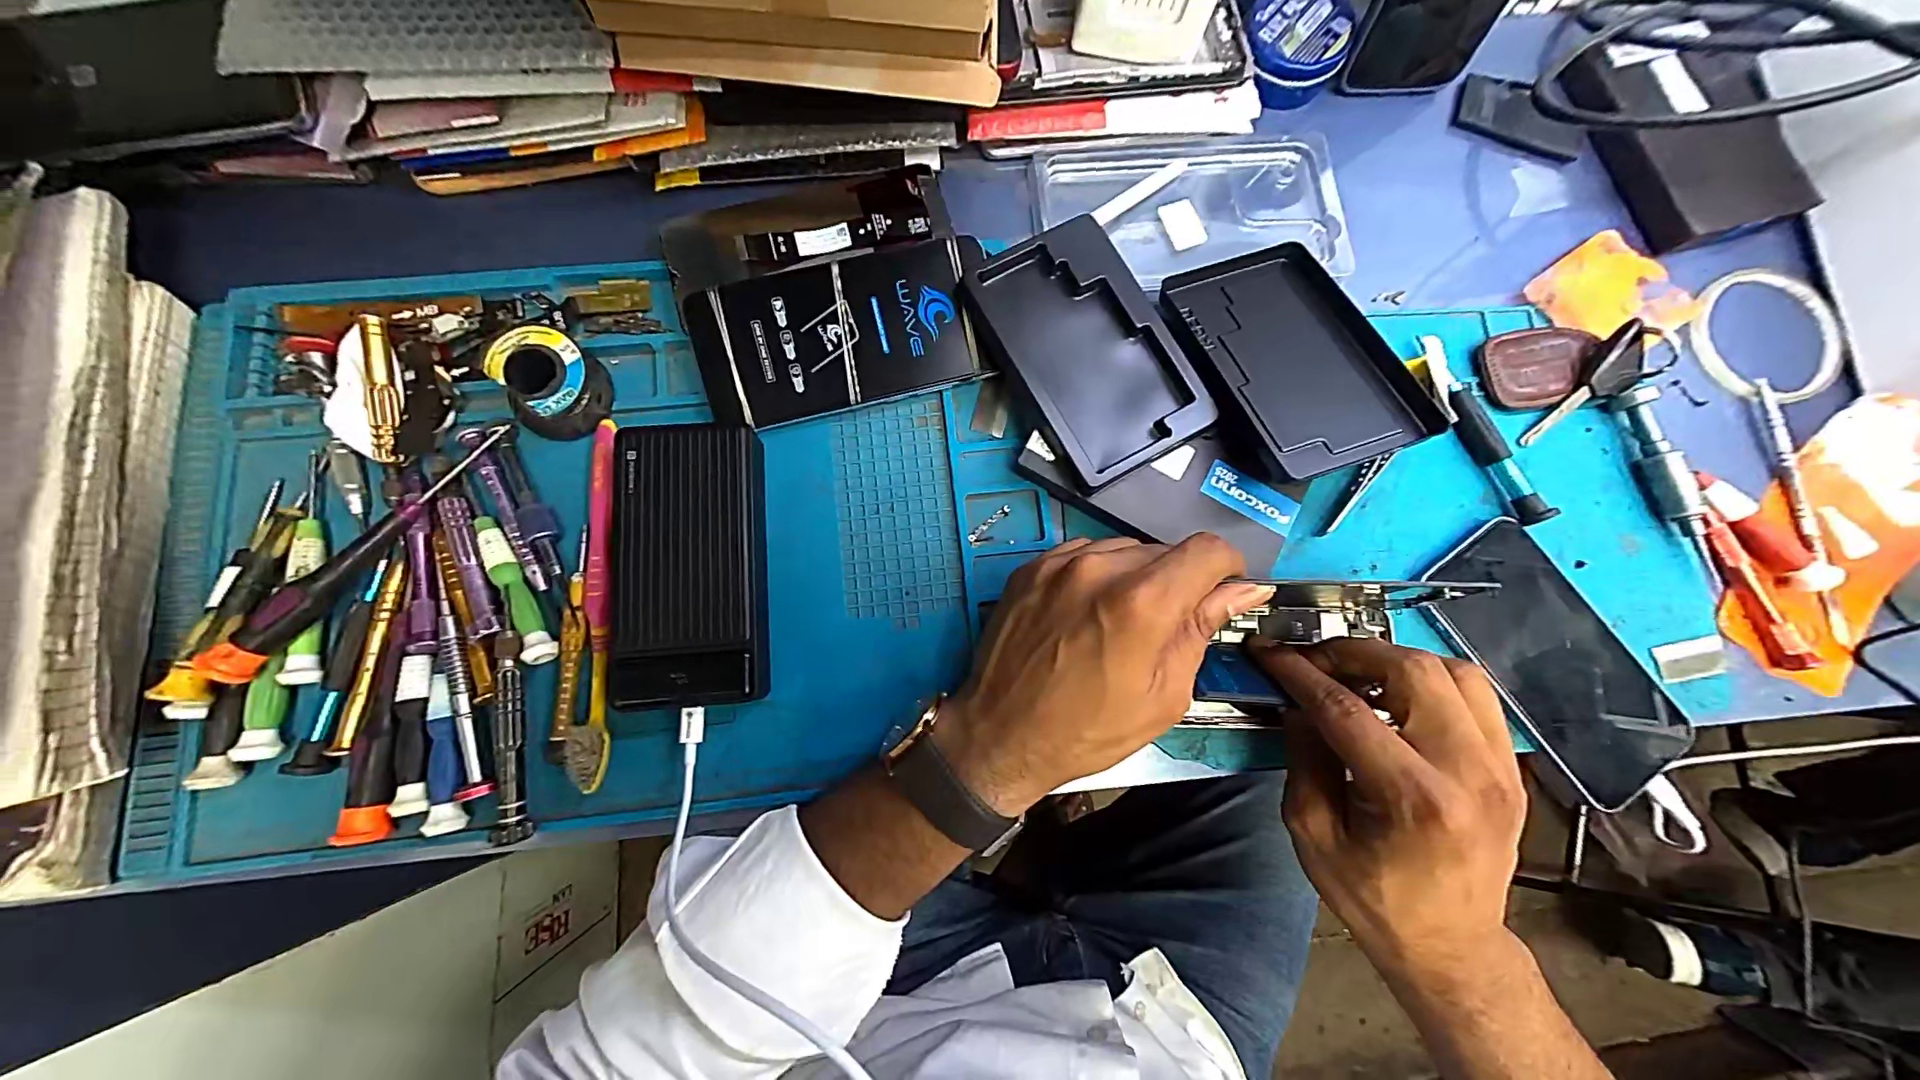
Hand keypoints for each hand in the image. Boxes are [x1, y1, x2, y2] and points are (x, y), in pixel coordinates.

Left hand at [935, 536, 1273, 815]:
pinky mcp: (1031, 567)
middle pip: (1165, 549)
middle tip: (1164, 625)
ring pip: (1124, 549)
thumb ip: (1202, 630)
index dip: (1227, 571)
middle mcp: (1098, 568)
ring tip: (1118, 622)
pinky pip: (1084, 555)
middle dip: (1179, 581)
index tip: (1221, 593)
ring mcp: (1059, 563)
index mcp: (1140, 602)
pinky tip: (1086, 612)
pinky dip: (1097, 575)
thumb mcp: (1163, 695)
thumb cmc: (1086, 730)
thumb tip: (1241, 591)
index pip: (1208, 550)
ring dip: (1135, 576)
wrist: (1001, 734)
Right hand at [1252, 638, 1526, 983]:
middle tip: (1314, 661)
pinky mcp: (1511, 767)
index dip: (1300, 673)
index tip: (1270, 653)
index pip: (1346, 709)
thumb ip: (1304, 758)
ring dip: (1394, 660)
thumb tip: (1297, 703)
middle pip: (1412, 672)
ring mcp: (1501, 768)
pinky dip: (1429, 679)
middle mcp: (1469, 774)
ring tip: (1355, 674)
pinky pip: (1476, 695)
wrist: (1450, 944)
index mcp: (1414, 799)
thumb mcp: (1312, 831)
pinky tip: (1395, 694)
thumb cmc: (1372, 897)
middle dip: (1351, 653)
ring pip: (1452, 671)